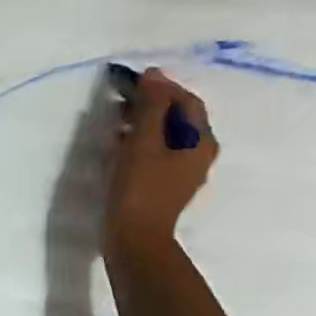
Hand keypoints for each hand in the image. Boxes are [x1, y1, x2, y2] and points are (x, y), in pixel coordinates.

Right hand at [105, 67, 217, 257]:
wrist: (134, 240)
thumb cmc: (140, 189)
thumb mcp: (143, 141)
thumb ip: (150, 106)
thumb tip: (153, 75)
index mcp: (201, 142)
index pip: (185, 100)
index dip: (159, 87)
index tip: (130, 82)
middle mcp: (197, 155)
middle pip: (176, 118)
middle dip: (149, 105)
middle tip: (120, 100)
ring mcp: (181, 173)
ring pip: (164, 137)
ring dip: (141, 124)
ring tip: (114, 122)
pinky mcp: (163, 187)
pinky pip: (154, 155)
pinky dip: (138, 144)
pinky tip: (116, 146)